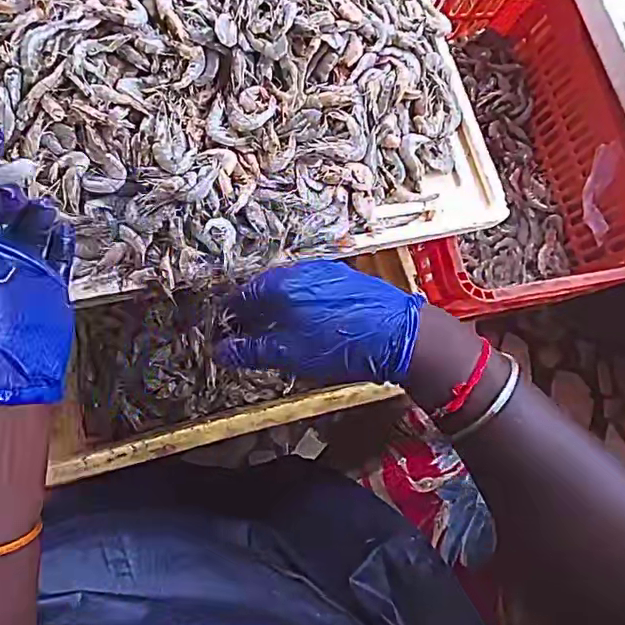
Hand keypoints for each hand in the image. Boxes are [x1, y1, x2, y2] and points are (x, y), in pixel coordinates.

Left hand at [0, 126, 74, 405]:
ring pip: (31, 220)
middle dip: (8, 186)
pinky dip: (59, 235)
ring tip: (35, 217)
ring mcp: (18, 264)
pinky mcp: (48, 281)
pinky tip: (58, 233)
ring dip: (35, 209)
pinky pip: (57, 248)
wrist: (0, 375)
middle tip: (16, 187)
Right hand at [215, 260, 423, 384]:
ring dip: (278, 310)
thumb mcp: (289, 354)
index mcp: (278, 283)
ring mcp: (325, 272)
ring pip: (289, 289)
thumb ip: (252, 350)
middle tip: (248, 336)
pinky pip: (310, 290)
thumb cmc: (340, 343)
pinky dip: (301, 306)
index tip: (225, 332)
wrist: (403, 336)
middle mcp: (299, 270)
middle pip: (265, 289)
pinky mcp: (345, 280)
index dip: (230, 316)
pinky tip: (308, 326)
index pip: (241, 295)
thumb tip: (221, 351)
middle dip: (253, 313)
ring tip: (278, 334)